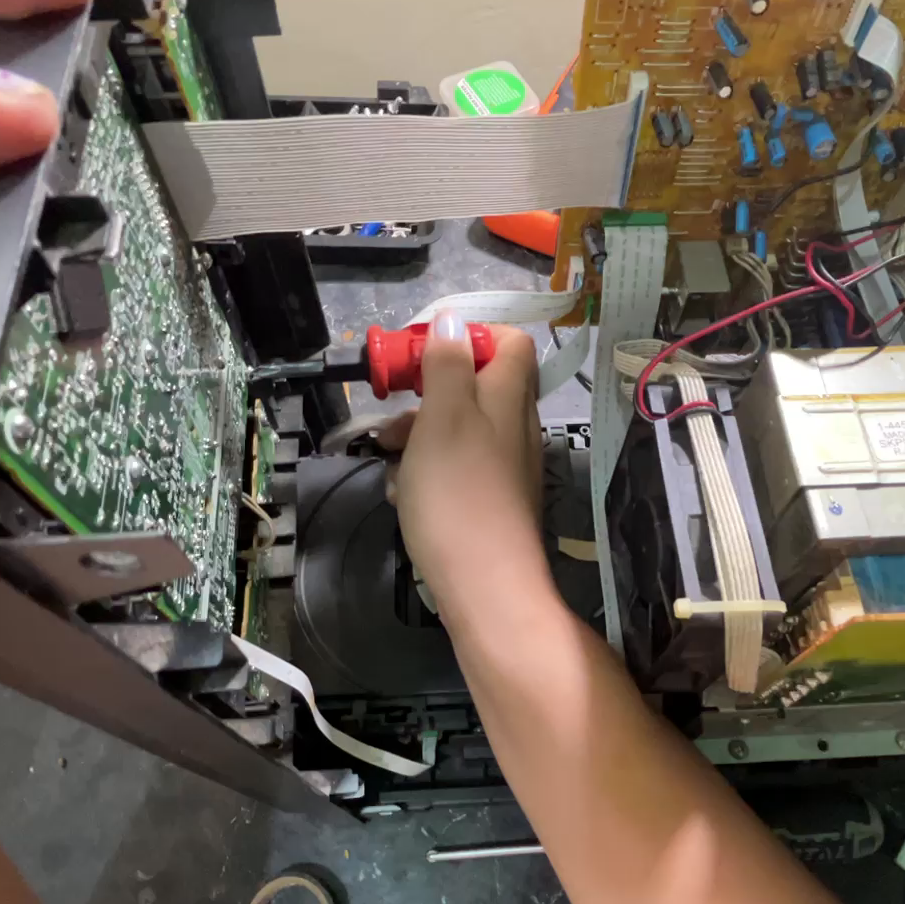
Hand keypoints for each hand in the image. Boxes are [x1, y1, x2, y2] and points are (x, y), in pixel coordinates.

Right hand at [379, 312, 550, 620]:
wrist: (484, 585)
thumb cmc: (457, 492)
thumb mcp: (443, 416)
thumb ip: (447, 364)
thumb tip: (454, 319)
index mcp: (508, 397)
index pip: (508, 341)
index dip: (468, 336)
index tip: (423, 354)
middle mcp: (515, 427)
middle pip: (473, 388)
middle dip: (426, 396)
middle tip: (393, 416)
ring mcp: (505, 468)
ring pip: (456, 433)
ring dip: (417, 439)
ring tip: (390, 462)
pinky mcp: (490, 503)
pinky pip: (456, 472)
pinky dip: (428, 475)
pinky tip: (404, 496)